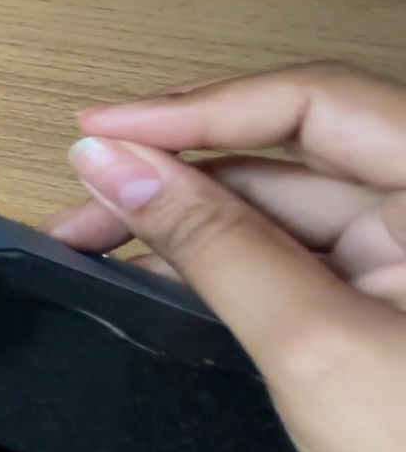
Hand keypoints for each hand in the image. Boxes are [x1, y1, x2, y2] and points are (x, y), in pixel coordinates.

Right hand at [43, 62, 405, 451]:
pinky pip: (284, 253)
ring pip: (273, 208)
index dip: (194, 108)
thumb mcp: (313, 346)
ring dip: (173, 218)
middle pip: (282, 158)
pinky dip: (208, 258)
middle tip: (77, 199)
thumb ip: (205, 240)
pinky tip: (145, 271)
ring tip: (87, 240)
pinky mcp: (397, 300)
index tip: (97, 132)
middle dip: (165, 175)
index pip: (313, 105)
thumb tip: (106, 161)